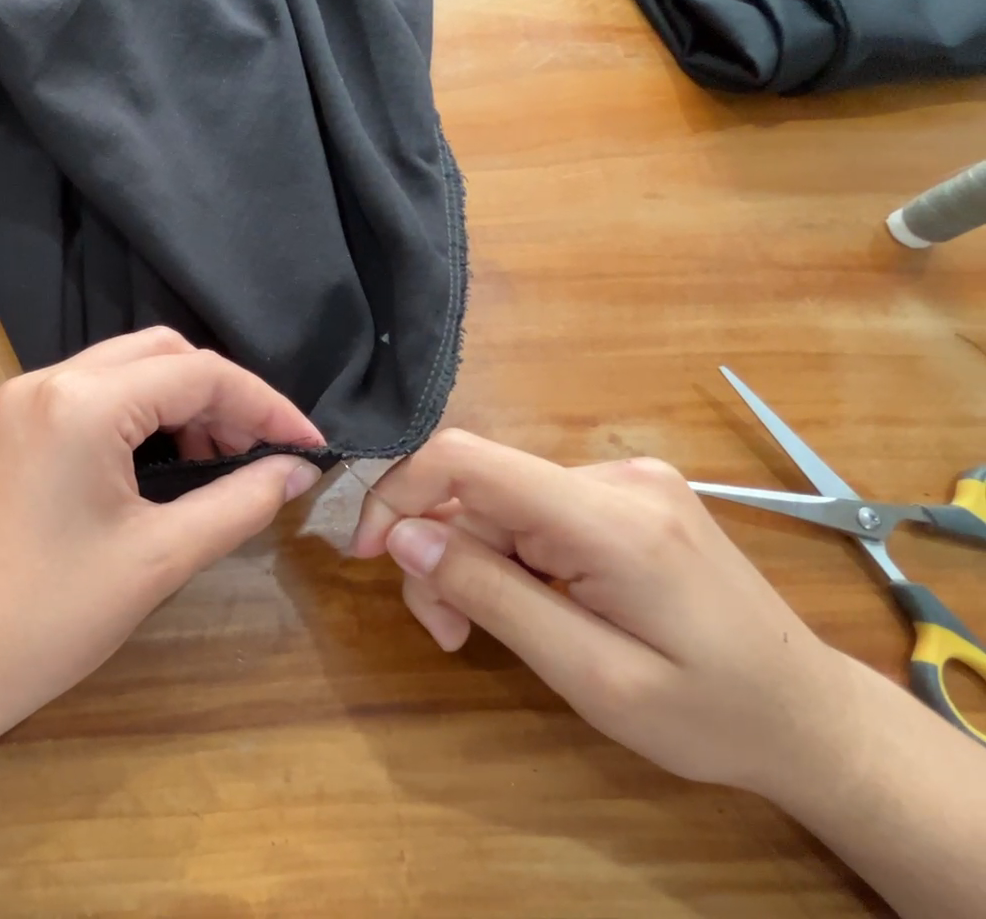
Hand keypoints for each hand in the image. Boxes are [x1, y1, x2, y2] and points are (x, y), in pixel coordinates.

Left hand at [0, 327, 325, 742]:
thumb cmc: (52, 617)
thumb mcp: (160, 558)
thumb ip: (239, 502)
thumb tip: (296, 470)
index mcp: (82, 403)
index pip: (197, 374)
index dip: (265, 406)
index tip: (310, 447)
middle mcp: (47, 381)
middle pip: (161, 355)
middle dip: (223, 396)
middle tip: (264, 454)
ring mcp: (22, 401)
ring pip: (126, 370)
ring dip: (182, 402)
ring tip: (223, 463)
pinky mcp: (12, 427)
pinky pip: (93, 395)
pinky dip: (141, 415)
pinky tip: (169, 462)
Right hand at [348, 429, 849, 796]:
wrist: (812, 719)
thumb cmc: (709, 714)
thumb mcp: (588, 672)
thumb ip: (491, 595)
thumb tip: (402, 536)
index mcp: (612, 519)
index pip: (465, 460)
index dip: (396, 494)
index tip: (367, 554)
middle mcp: (614, 478)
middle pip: (474, 493)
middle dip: (439, 557)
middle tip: (444, 631)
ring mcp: (622, 482)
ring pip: (493, 505)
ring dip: (468, 564)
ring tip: (475, 629)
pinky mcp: (622, 497)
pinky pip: (525, 512)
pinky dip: (501, 558)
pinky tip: (519, 602)